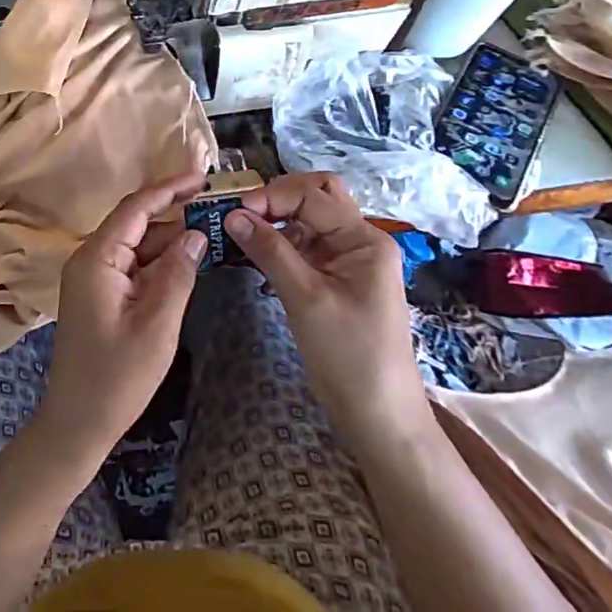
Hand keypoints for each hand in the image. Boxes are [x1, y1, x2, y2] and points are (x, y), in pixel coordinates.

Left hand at [39, 172, 207, 450]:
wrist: (78, 421)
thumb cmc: (117, 377)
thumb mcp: (157, 325)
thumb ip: (177, 274)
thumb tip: (196, 234)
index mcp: (96, 258)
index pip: (135, 208)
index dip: (169, 188)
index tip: (203, 177)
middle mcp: (90, 259)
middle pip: (135, 223)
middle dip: (174, 213)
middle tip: (216, 207)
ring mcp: (93, 277)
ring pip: (136, 245)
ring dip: (169, 238)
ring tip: (211, 229)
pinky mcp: (100, 294)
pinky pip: (132, 266)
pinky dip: (159, 262)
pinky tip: (186, 261)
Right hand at [226, 173, 427, 447]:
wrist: (378, 416)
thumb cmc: (349, 356)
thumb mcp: (306, 299)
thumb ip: (270, 251)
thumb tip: (232, 215)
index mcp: (364, 240)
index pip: (312, 197)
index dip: (272, 198)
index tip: (235, 214)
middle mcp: (359, 241)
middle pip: (317, 196)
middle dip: (278, 197)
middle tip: (244, 214)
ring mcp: (346, 260)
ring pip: (308, 218)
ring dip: (276, 217)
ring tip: (243, 229)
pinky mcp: (333, 278)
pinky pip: (303, 244)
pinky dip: (279, 240)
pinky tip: (255, 250)